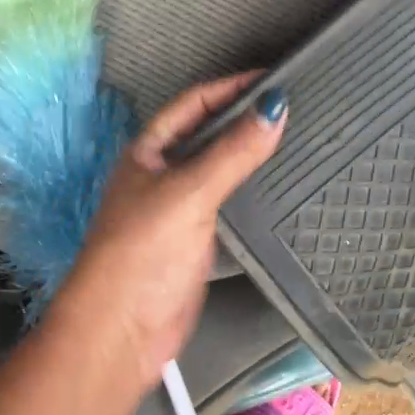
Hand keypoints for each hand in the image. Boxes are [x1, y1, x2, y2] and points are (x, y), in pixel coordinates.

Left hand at [0, 73, 288, 414]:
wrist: (119, 336)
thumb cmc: (142, 253)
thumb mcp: (190, 192)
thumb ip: (234, 151)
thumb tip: (276, 107)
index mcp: (149, 150)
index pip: (195, 102)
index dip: (232, 87)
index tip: (274, 78)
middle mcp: (164, 172)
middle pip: (209, 131)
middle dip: (244, 116)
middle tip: (292, 104)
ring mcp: (180, 206)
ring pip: (222, 165)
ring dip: (250, 151)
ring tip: (295, 135)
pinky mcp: (198, 237)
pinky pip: (231, 199)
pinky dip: (254, 186)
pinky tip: (280, 183)